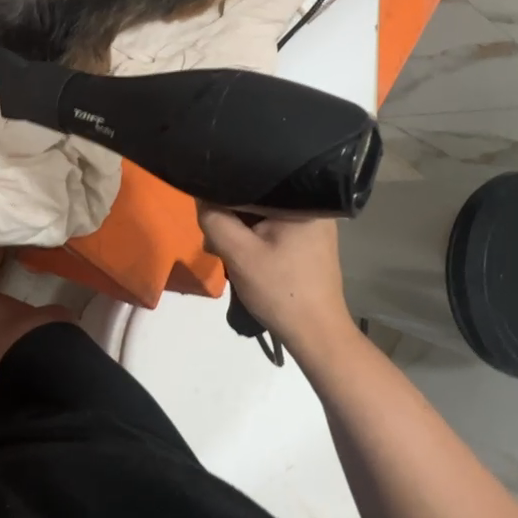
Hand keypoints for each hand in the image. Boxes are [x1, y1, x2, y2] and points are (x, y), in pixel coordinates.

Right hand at [198, 208, 358, 363]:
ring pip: (263, 214)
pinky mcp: (310, 242)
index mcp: (303, 199)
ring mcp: (313, 225)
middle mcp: (312, 205)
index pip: (252, 181)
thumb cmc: (280, 291)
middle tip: (215, 238)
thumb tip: (201, 194)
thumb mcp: (237, 253)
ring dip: (242, 228)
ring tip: (227, 249)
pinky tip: (245, 255)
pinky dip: (255, 238)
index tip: (207, 213)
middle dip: (232, 215)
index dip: (224, 194)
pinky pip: (273, 227)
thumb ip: (214, 218)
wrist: (316, 336)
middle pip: (257, 197)